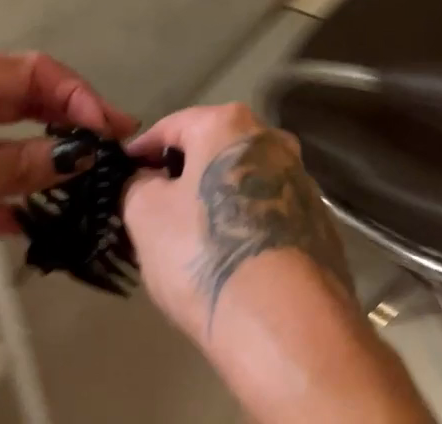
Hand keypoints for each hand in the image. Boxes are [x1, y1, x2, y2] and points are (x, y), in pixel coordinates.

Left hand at [0, 52, 135, 311]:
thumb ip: (8, 167)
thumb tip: (75, 155)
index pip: (28, 73)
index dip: (74, 95)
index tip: (106, 127)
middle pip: (20, 107)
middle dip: (64, 127)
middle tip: (106, 155)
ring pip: (2, 149)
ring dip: (37, 168)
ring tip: (78, 189)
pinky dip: (2, 202)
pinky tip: (26, 224)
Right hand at [120, 104, 352, 343]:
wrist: (284, 318)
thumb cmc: (204, 252)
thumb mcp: (146, 216)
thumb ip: (138, 185)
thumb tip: (146, 180)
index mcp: (231, 124)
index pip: (173, 125)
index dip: (143, 149)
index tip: (124, 173)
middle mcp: (273, 140)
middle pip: (214, 149)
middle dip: (183, 174)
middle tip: (153, 208)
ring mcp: (301, 178)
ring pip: (243, 180)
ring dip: (216, 199)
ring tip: (189, 238)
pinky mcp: (317, 218)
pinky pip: (268, 211)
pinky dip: (246, 223)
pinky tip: (229, 257)